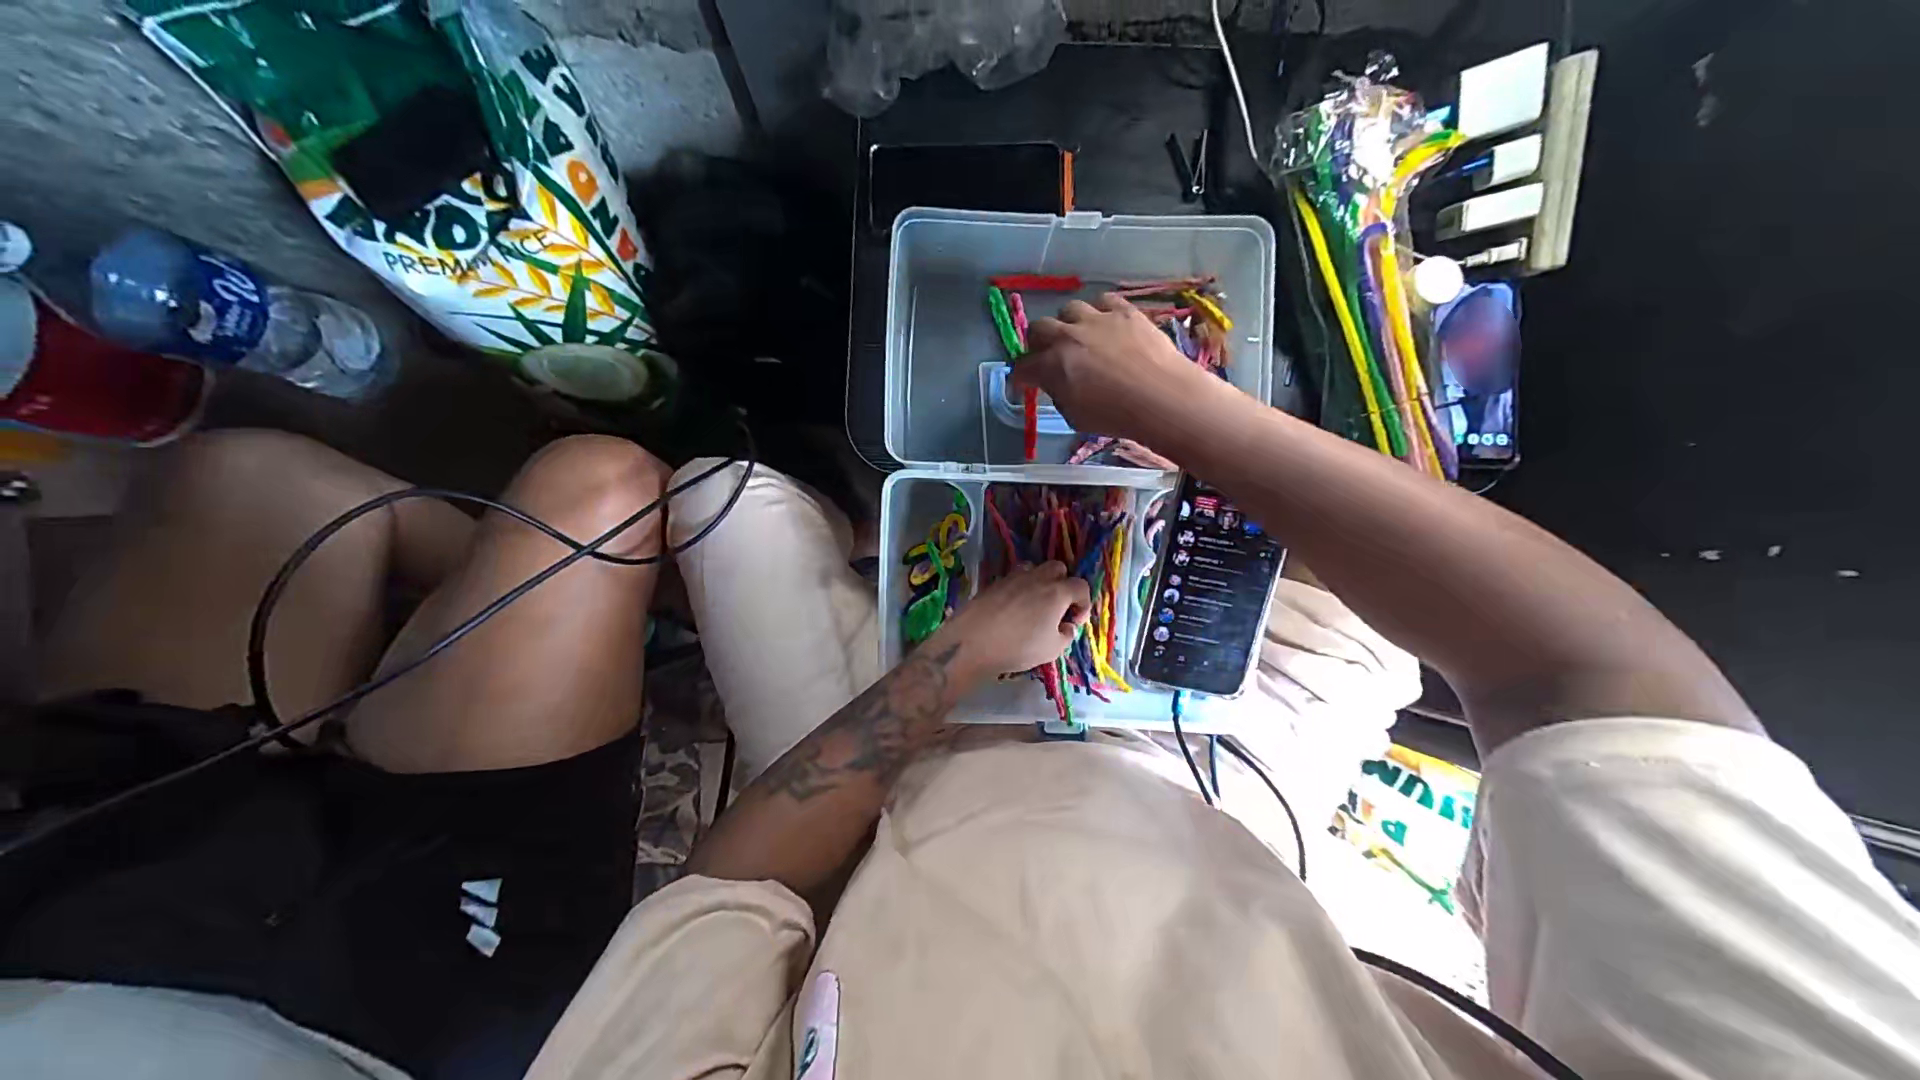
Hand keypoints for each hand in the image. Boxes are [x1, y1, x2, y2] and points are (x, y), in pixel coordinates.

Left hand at [933, 562, 1089, 677]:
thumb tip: (1067, 626)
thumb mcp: (1053, 649)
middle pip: (1058, 569)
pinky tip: (1014, 609)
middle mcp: (1037, 578)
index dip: (1083, 603)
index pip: (1081, 586)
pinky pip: (1015, 579)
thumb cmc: (1018, 647)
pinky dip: (1020, 589)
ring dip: (1040, 583)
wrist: (972, 643)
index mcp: (1057, 592)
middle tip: (1057, 608)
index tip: (1075, 621)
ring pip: (1034, 569)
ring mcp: (1013, 577)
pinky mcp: (994, 583)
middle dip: (1063, 585)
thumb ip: (1067, 635)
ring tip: (1035, 606)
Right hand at [1010, 293, 1232, 442]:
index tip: (1024, 381)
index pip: (1023, 367)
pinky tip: (1107, 324)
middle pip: (1039, 328)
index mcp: (1052, 366)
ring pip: (1069, 309)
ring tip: (1079, 335)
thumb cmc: (1117, 416)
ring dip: (1069, 322)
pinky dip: (1100, 311)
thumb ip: (1060, 396)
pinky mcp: (1124, 311)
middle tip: (1048, 354)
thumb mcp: (1076, 417)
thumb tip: (1056, 385)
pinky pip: (1103, 301)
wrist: (1163, 397)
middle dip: (1039, 342)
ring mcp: (1096, 319)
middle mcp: (1068, 336)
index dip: (1021, 375)